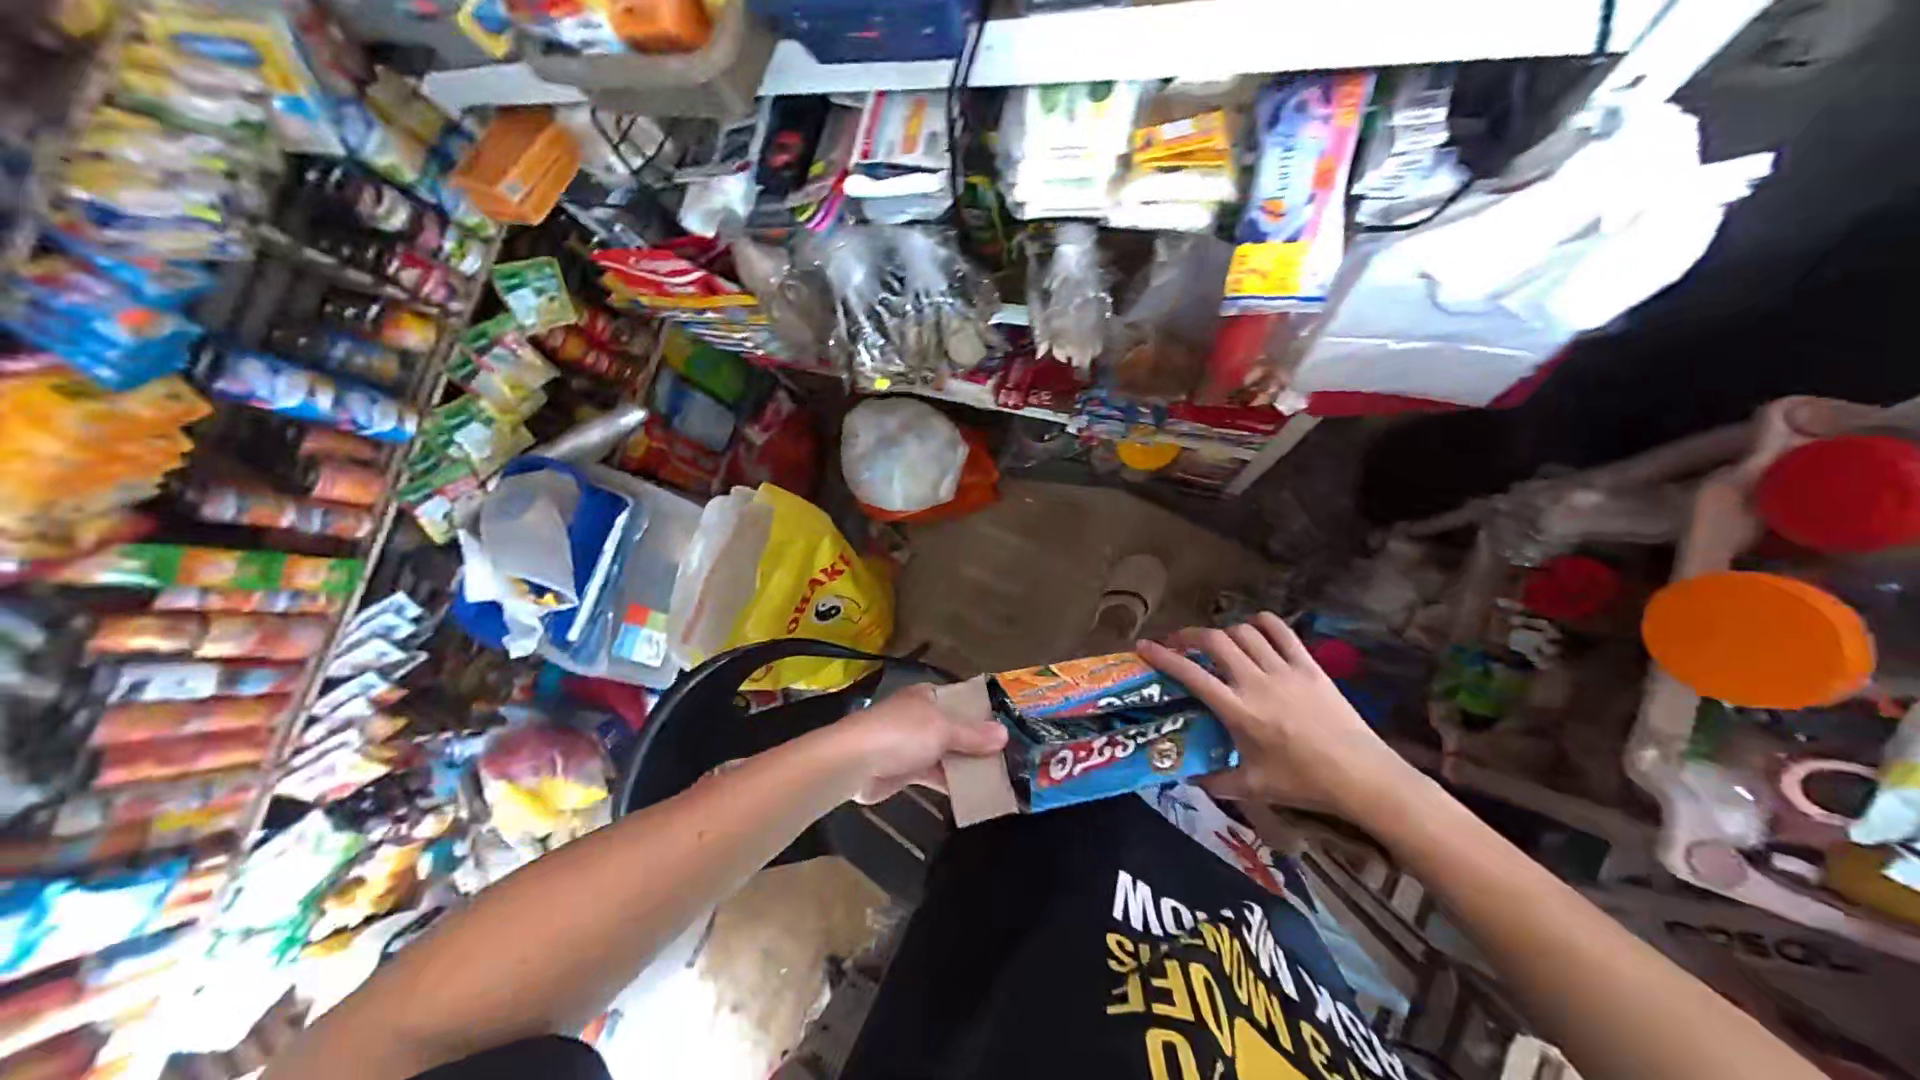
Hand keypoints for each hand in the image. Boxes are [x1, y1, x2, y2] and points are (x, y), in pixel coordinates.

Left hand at [829, 683, 1008, 803]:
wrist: (854, 763)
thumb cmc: (901, 733)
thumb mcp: (943, 729)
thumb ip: (973, 734)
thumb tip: (1005, 734)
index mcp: (928, 697)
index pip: (962, 699)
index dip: (985, 711)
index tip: (1012, 725)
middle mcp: (921, 717)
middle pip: (957, 728)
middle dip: (980, 743)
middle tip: (1012, 756)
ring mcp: (912, 744)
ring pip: (948, 753)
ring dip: (968, 765)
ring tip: (1001, 777)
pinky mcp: (905, 770)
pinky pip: (935, 774)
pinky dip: (952, 782)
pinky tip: (975, 794)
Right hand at [1138, 613, 1413, 814]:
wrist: (1361, 776)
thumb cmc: (1304, 782)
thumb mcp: (1253, 787)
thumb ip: (1215, 782)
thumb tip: (1186, 778)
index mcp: (1238, 711)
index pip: (1191, 674)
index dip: (1163, 656)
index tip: (1144, 646)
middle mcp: (1257, 683)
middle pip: (1215, 640)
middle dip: (1190, 635)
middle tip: (1179, 643)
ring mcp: (1285, 670)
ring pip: (1244, 632)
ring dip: (1224, 632)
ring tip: (1217, 643)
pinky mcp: (1309, 665)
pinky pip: (1281, 631)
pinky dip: (1262, 622)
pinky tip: (1253, 630)